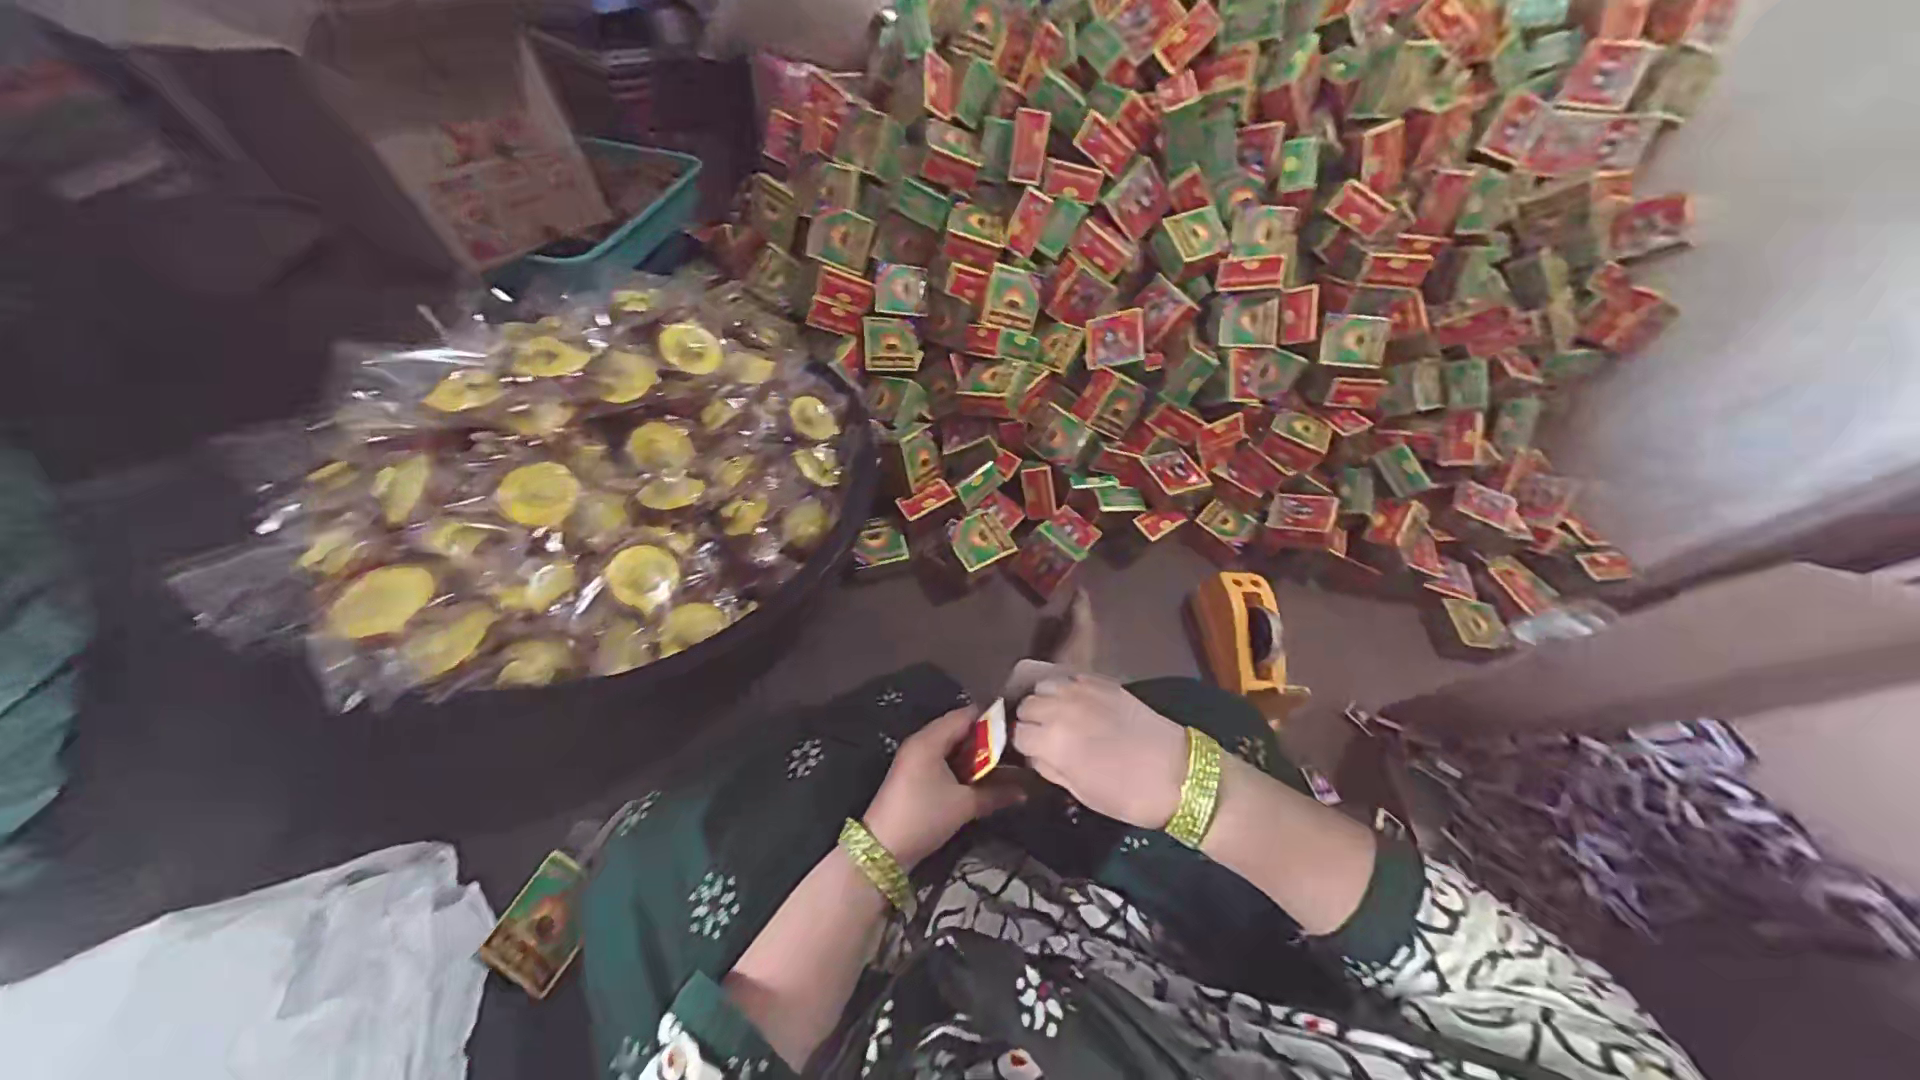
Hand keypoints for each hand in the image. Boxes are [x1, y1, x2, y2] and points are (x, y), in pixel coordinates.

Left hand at [862, 707, 1024, 869]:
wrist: (883, 849)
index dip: (991, 719)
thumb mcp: (964, 806)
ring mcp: (914, 756)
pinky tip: (977, 775)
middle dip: (984, 737)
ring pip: (950, 743)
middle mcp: (920, 741)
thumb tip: (1024, 792)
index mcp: (930, 740)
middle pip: (957, 727)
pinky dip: (959, 762)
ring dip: (972, 751)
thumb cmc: (924, 818)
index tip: (1016, 728)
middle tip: (1012, 747)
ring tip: (1001, 761)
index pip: (965, 715)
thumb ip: (996, 794)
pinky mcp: (912, 772)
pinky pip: (941, 756)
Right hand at [1012, 674, 1188, 829]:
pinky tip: (1077, 704)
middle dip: (1029, 720)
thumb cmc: (1127, 795)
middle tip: (1043, 735)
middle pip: (1026, 705)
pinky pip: (1070, 678)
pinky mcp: (1103, 682)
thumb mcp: (1080, 791)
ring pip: (1045, 685)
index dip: (1019, 744)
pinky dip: (1066, 689)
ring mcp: (1083, 691)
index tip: (1028, 752)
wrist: (1178, 773)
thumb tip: (1032, 752)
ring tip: (1057, 715)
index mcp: (1052, 741)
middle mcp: (1061, 709)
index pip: (1015, 733)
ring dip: (1045, 700)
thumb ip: (1048, 767)